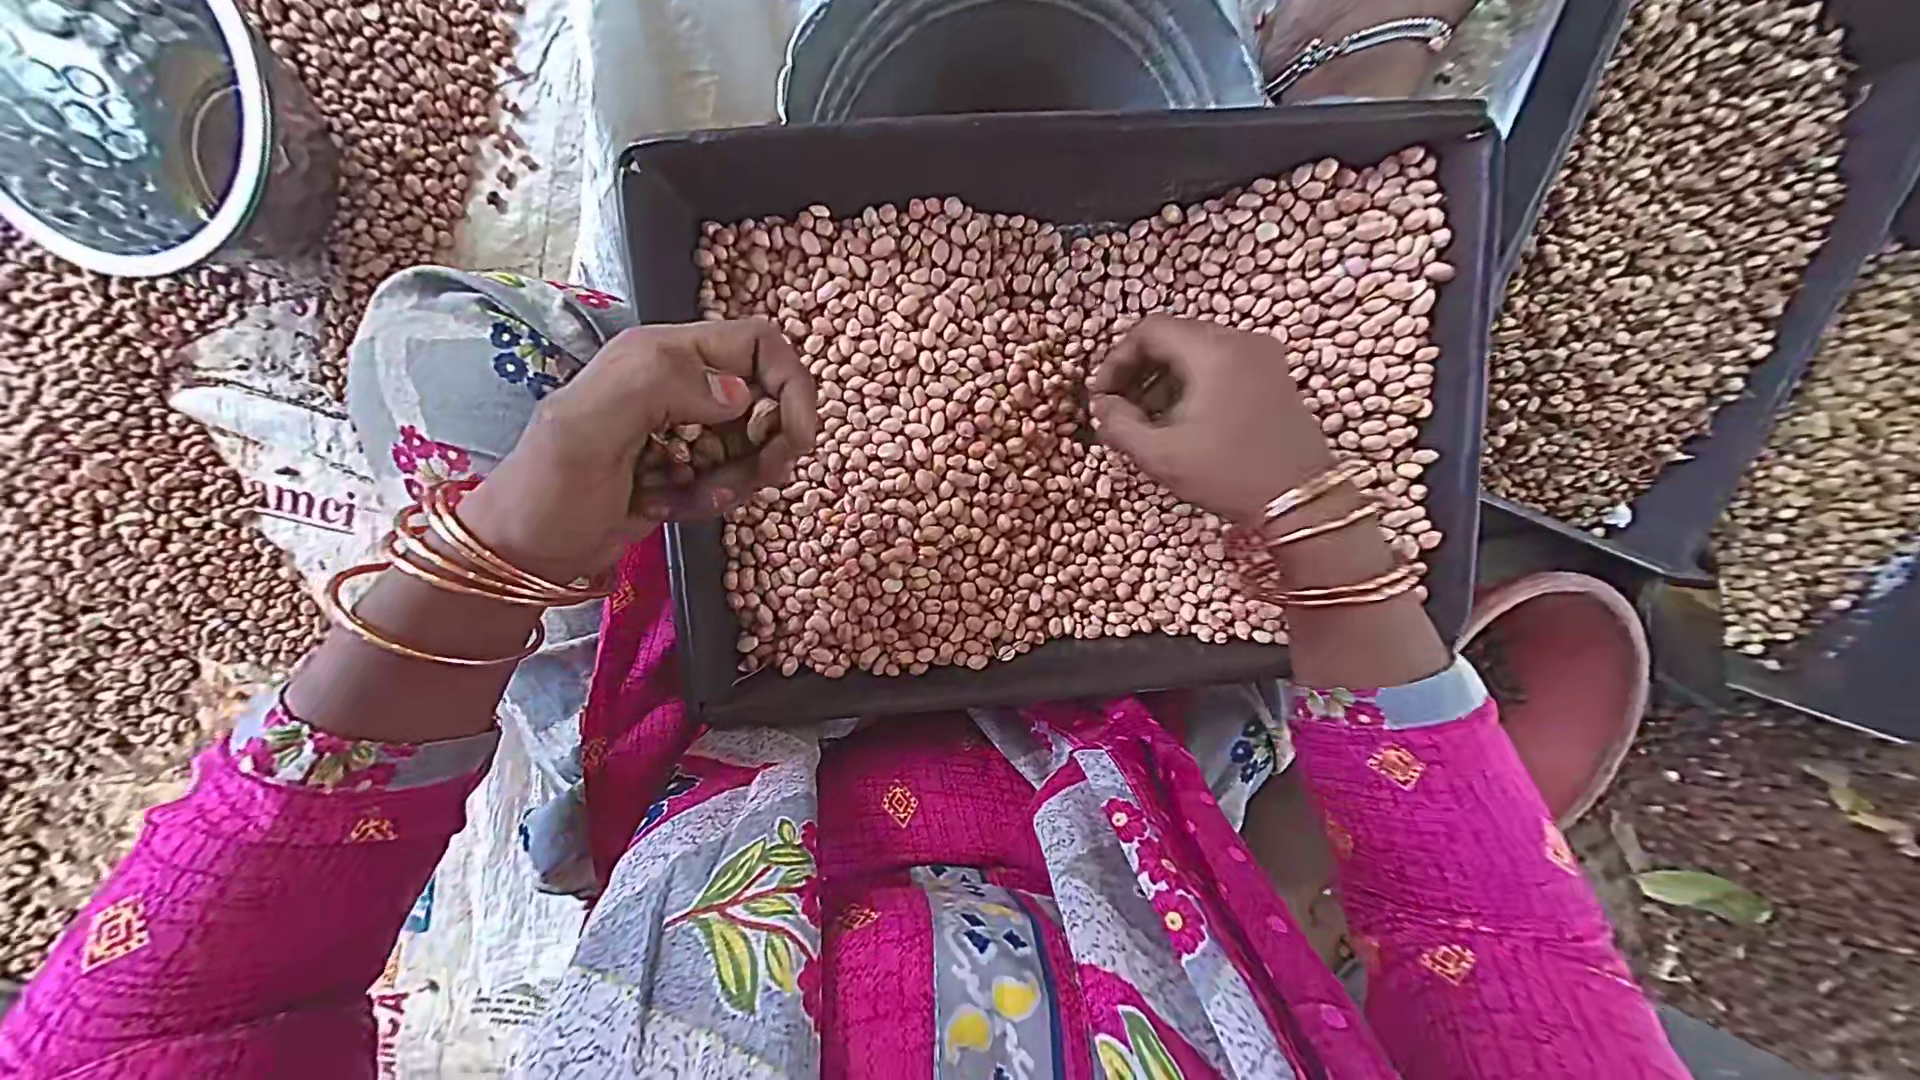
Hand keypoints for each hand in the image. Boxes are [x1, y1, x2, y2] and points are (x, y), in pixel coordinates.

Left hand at [455, 318, 817, 581]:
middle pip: (772, 398)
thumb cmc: (547, 489)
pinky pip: (740, 475)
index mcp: (664, 356)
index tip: (797, 437)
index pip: (760, 343)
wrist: (528, 548)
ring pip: (761, 442)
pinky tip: (676, 505)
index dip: (792, 384)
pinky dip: (720, 496)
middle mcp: (686, 383)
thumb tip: (742, 394)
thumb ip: (659, 388)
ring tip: (690, 496)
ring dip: (740, 478)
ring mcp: (693, 426)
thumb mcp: (587, 429)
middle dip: (771, 445)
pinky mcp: (696, 463)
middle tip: (749, 480)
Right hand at [1089, 316, 1334, 521]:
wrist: (1301, 500)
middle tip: (1117, 409)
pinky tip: (1178, 422)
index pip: (1149, 330)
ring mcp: (1262, 358)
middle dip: (1136, 371)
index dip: (1116, 360)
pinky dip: (1189, 385)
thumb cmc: (1226, 474)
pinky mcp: (1272, 377)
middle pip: (1173, 338)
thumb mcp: (1160, 455)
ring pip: (1195, 353)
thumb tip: (1101, 405)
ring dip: (1161, 380)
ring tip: (1144, 421)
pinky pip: (1218, 367)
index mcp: (1212, 351)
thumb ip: (1118, 425)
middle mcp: (1240, 341)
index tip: (1101, 396)